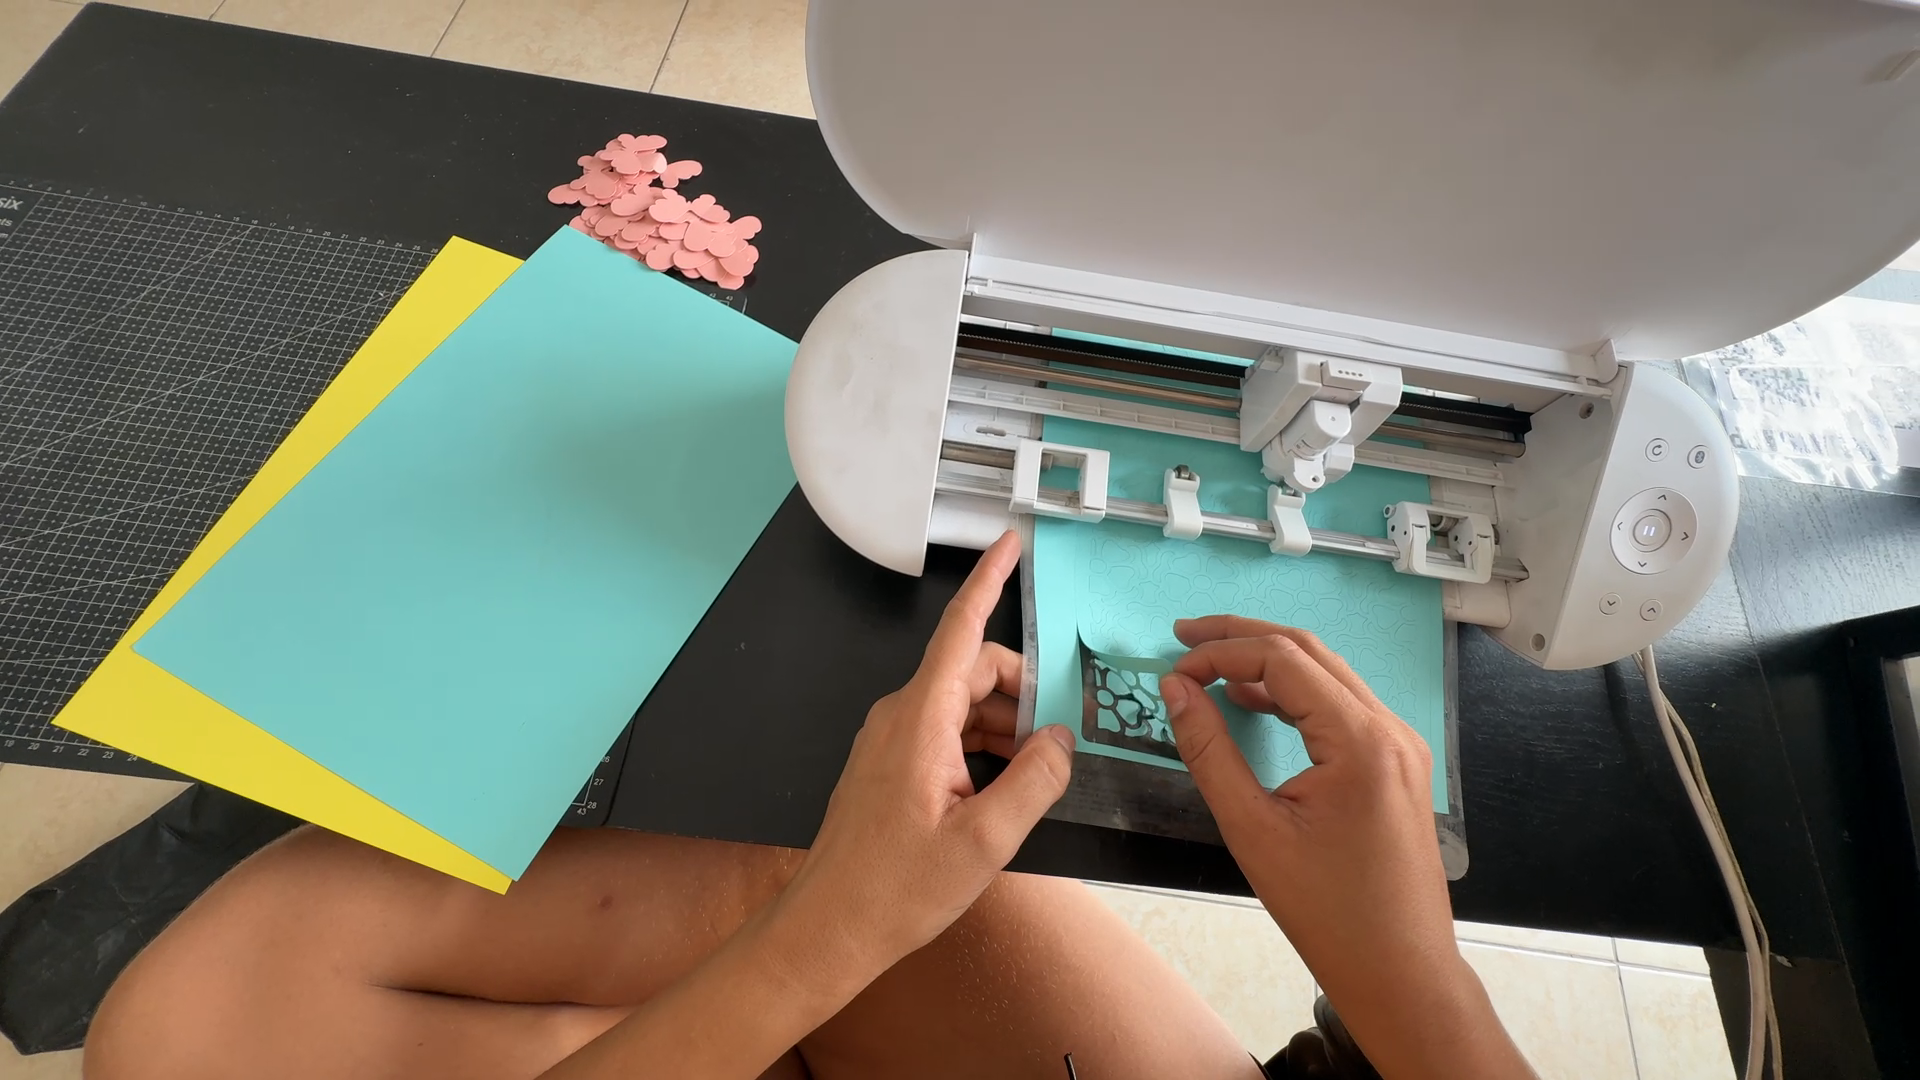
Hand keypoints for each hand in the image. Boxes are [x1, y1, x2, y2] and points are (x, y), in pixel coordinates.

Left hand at [782, 531, 1075, 974]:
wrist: (830, 927)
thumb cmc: (898, 888)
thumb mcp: (985, 841)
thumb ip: (1034, 781)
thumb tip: (1062, 738)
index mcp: (922, 718)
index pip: (961, 629)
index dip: (988, 581)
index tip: (1010, 543)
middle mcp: (903, 713)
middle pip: (974, 671)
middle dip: (1021, 692)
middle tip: (1057, 740)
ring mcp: (894, 734)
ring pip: (963, 702)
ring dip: (1004, 724)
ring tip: (1033, 772)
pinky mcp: (893, 757)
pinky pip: (947, 728)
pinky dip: (981, 743)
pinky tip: (1001, 783)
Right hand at [1159, 616, 1531, 1079]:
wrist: (1401, 973)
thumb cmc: (1323, 907)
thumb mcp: (1249, 826)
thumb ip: (1207, 748)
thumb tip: (1174, 686)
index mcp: (1359, 739)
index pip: (1280, 658)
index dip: (1219, 653)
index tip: (1174, 674)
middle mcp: (1388, 726)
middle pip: (1305, 649)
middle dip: (1239, 636)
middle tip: (1182, 636)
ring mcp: (1398, 741)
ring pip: (1324, 670)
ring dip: (1264, 659)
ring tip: (1208, 665)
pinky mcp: (1395, 759)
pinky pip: (1337, 701)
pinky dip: (1289, 690)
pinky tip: (1252, 701)